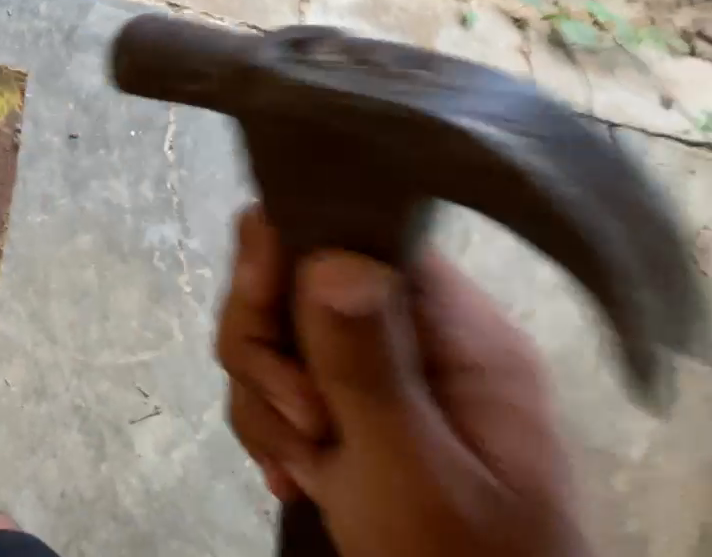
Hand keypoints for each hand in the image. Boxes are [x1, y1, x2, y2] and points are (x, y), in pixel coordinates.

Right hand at [215, 208, 588, 556]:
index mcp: (455, 332)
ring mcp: (374, 374)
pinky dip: (265, 427)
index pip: (351, 235)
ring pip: (265, 336)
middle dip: (264, 350)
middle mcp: (411, 338)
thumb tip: (330, 255)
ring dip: (261, 401)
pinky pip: (267, 383)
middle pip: (288, 285)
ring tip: (302, 466)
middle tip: (294, 414)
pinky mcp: (344, 408)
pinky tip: (295, 476)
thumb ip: (365, 364)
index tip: (256, 298)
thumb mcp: (412, 470)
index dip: (287, 251)